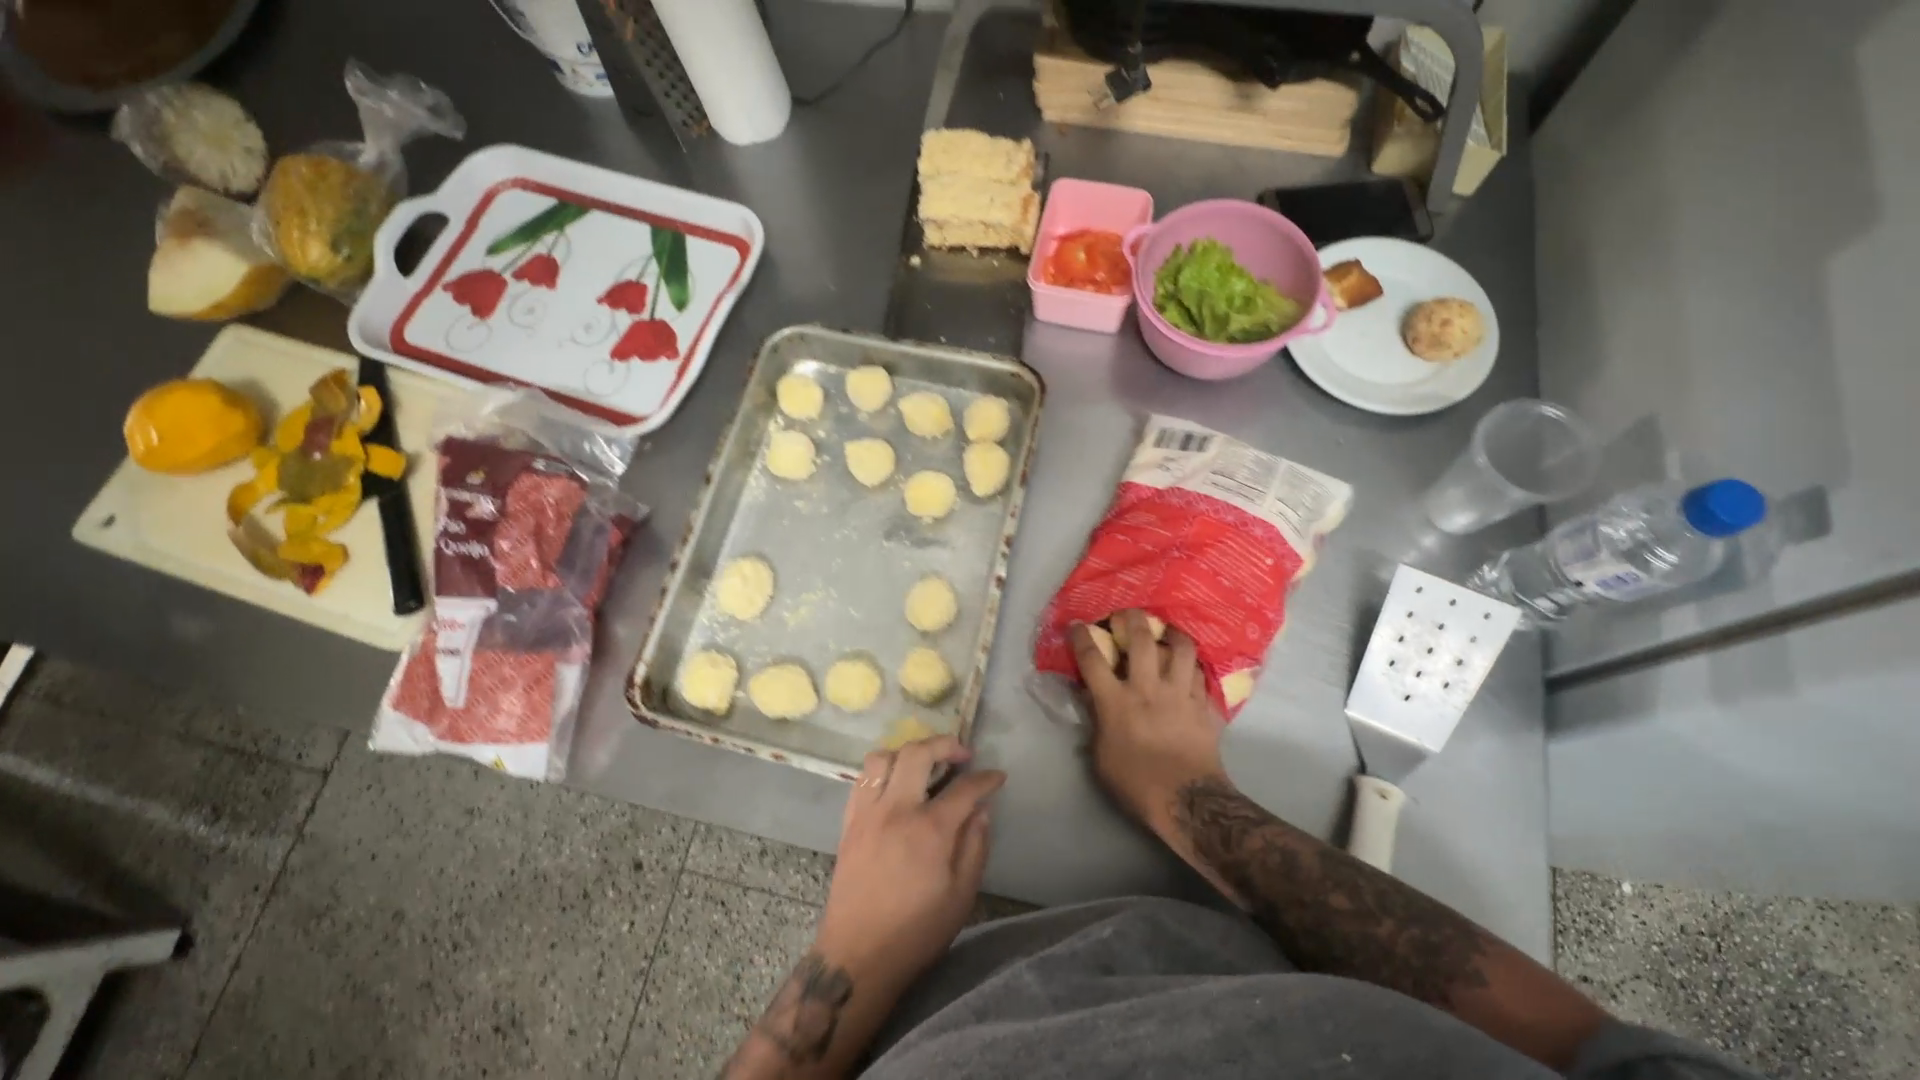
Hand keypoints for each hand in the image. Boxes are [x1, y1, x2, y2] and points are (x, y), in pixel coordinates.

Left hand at [813, 736, 1005, 993]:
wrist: (857, 955)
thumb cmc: (916, 931)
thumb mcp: (961, 895)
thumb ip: (974, 846)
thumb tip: (981, 811)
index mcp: (929, 829)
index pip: (964, 787)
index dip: (986, 778)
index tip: (998, 777)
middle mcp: (895, 810)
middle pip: (917, 753)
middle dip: (945, 744)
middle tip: (962, 755)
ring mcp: (866, 813)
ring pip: (883, 757)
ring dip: (908, 753)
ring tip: (926, 766)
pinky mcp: (848, 823)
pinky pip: (863, 779)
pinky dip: (883, 771)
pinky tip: (896, 787)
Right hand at [1071, 610, 1226, 838]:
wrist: (1186, 800)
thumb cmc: (1135, 783)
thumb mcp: (1100, 757)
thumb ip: (1097, 723)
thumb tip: (1093, 702)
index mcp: (1116, 701)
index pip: (1093, 660)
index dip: (1082, 638)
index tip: (1078, 625)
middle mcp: (1148, 688)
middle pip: (1142, 640)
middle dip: (1132, 619)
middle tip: (1128, 614)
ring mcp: (1180, 694)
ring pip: (1181, 650)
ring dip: (1173, 635)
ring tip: (1168, 632)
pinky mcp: (1204, 706)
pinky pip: (1201, 675)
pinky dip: (1194, 668)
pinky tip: (1190, 669)